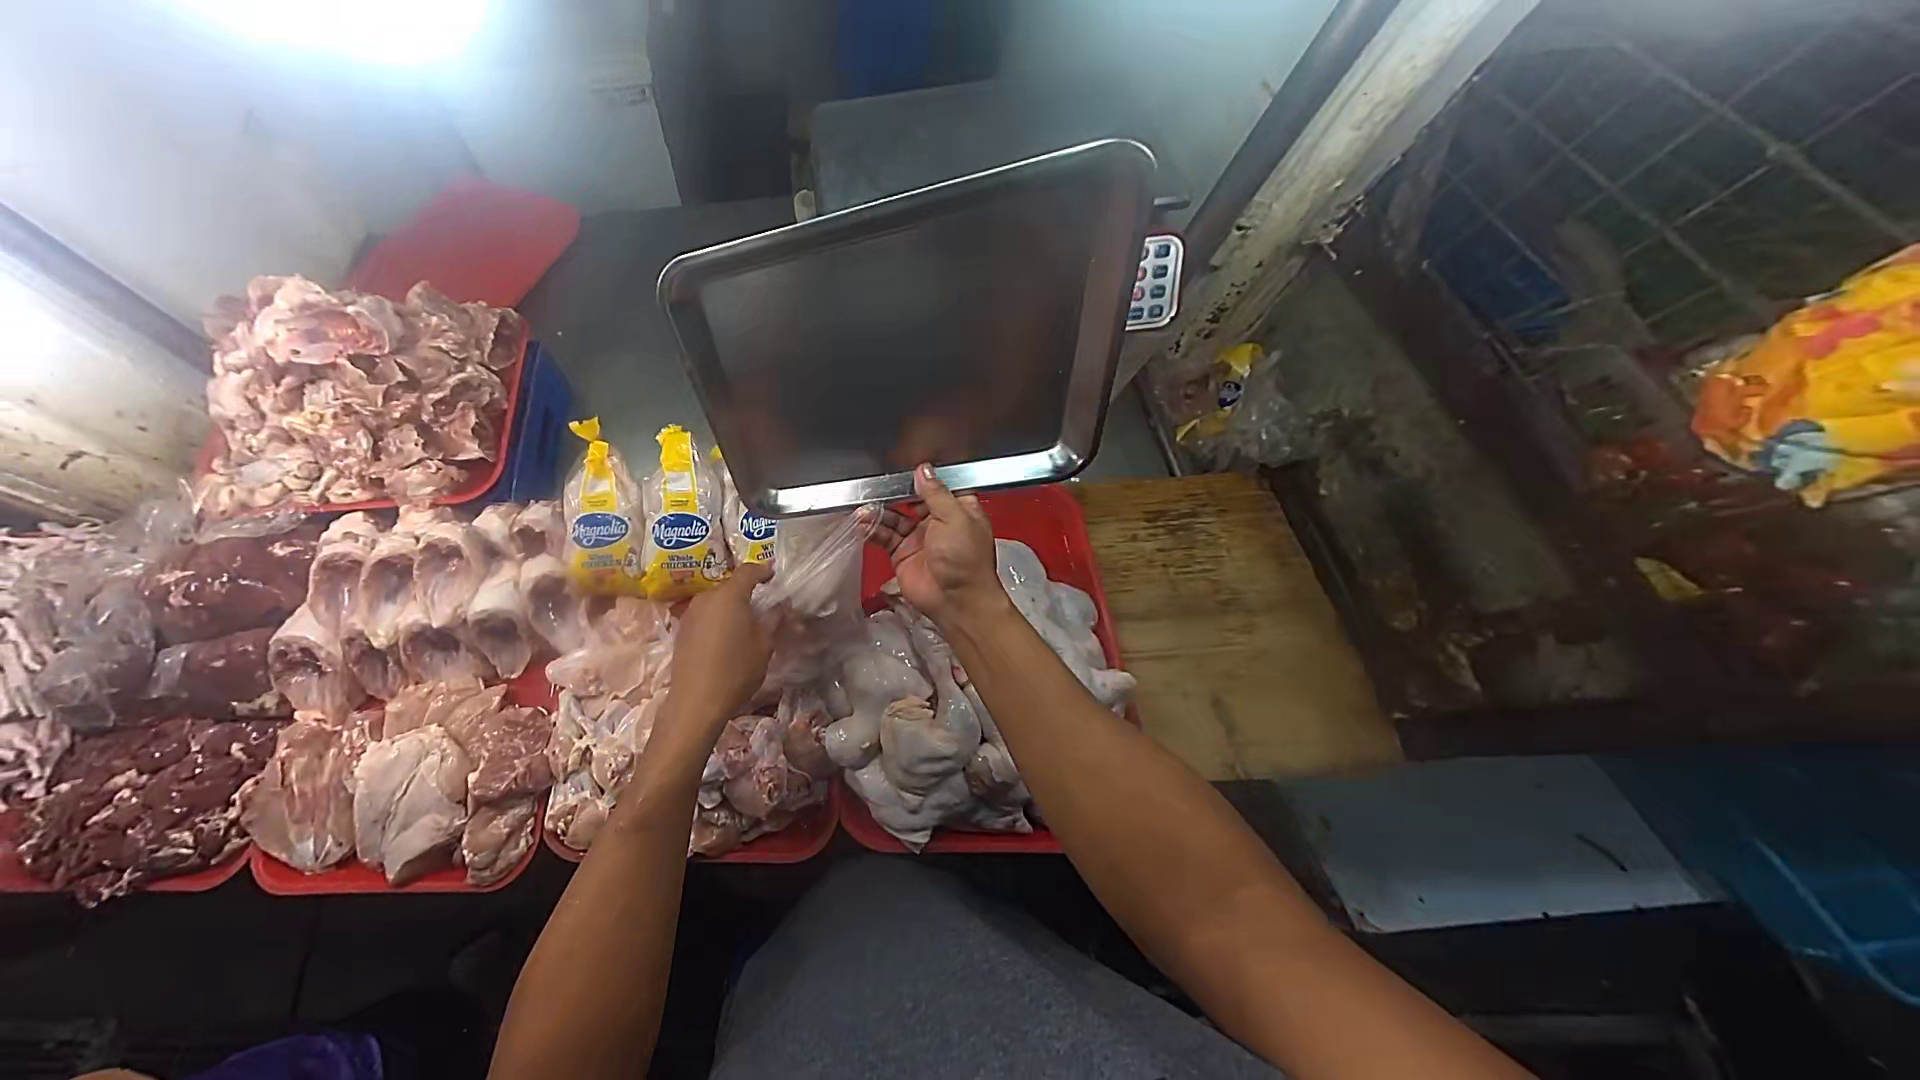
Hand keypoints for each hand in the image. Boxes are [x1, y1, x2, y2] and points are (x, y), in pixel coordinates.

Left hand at [665, 563, 773, 726]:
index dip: (763, 570)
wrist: (696, 702)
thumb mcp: (764, 644)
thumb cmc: (737, 669)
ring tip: (746, 622)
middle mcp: (706, 598)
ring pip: (716, 602)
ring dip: (731, 607)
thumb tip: (781, 604)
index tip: (774, 574)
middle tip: (764, 605)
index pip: (748, 571)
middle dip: (747, 592)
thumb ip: (773, 618)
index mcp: (729, 596)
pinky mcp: (682, 631)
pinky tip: (727, 636)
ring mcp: (690, 614)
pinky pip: (705, 615)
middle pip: (730, 586)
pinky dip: (718, 619)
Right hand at [871, 464, 1008, 628]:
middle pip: (912, 499)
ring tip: (865, 508)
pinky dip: (872, 530)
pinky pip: (884, 537)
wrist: (956, 600)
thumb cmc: (966, 561)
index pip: (938, 486)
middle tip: (878, 487)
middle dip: (895, 494)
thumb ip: (936, 493)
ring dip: (879, 512)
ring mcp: (920, 538)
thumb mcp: (954, 517)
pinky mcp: (903, 554)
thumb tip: (924, 471)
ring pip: (894, 517)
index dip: (922, 478)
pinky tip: (863, 523)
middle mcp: (938, 522)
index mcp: (958, 510)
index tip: (904, 469)